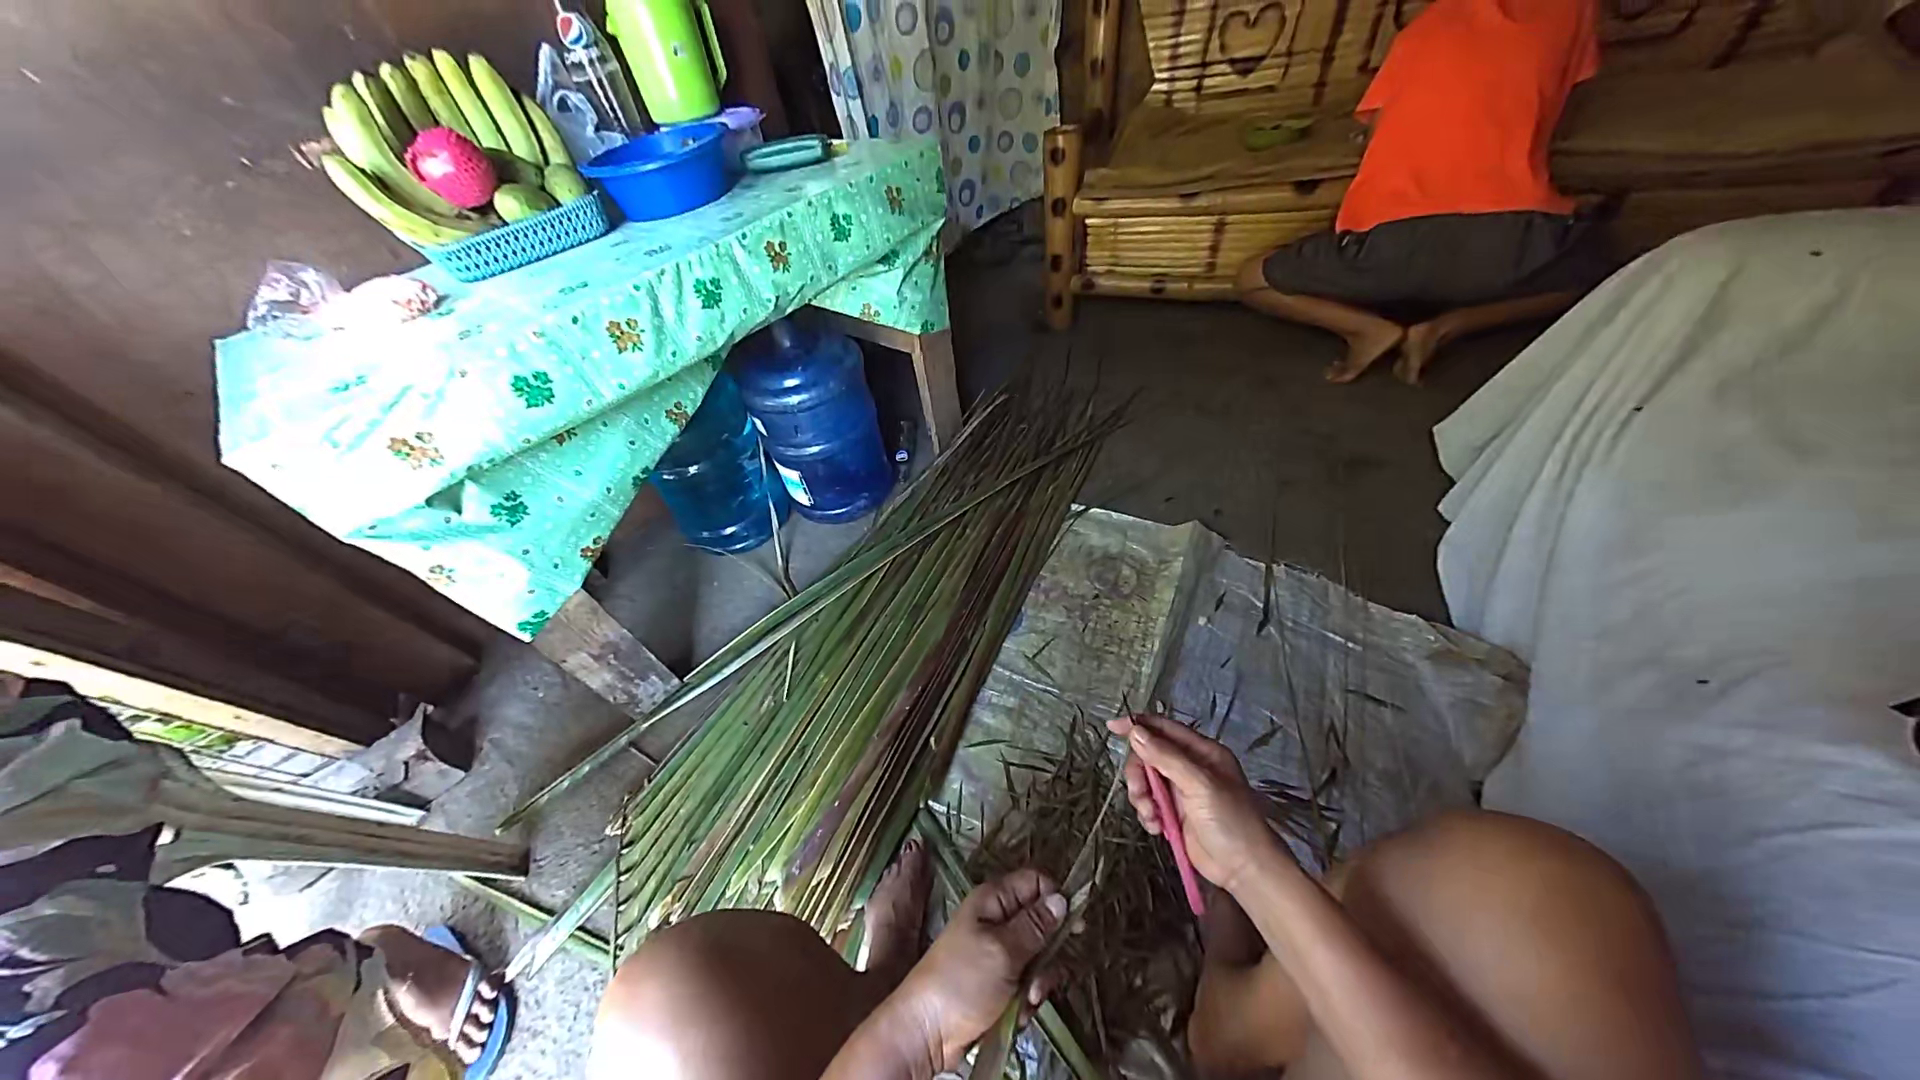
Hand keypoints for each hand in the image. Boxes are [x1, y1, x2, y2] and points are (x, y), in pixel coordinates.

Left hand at [891, 869, 1067, 1069]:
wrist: (927, 1032)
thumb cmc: (962, 981)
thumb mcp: (1002, 950)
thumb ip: (1035, 925)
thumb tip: (1062, 898)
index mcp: (993, 900)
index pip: (1035, 882)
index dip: (1057, 899)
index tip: (1075, 926)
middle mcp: (997, 920)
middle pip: (1043, 923)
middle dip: (1049, 953)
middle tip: (1043, 974)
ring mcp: (998, 952)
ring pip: (1040, 957)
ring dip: (1039, 981)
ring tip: (1026, 999)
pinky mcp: (1000, 981)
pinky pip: (1028, 982)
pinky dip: (1027, 998)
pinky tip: (1016, 1013)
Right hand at [1108, 713, 1280, 893]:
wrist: (1245, 870)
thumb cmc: (1230, 821)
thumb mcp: (1199, 784)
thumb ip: (1166, 757)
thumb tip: (1135, 732)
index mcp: (1202, 752)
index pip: (1164, 729)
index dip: (1138, 725)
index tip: (1113, 727)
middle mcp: (1190, 767)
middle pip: (1149, 756)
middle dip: (1139, 773)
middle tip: (1140, 792)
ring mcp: (1181, 791)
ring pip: (1145, 781)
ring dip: (1142, 797)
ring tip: (1152, 816)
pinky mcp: (1174, 813)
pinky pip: (1149, 803)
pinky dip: (1147, 814)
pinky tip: (1157, 827)